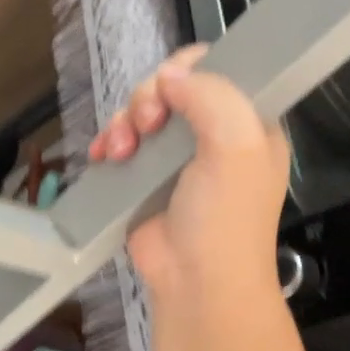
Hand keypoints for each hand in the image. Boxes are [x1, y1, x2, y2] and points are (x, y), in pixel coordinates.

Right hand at [88, 45, 288, 303]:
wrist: (195, 280)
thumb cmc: (224, 216)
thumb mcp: (236, 146)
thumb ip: (211, 98)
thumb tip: (167, 77)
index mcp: (248, 121)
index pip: (219, 70)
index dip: (188, 70)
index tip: (170, 90)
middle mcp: (211, 134)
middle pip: (170, 88)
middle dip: (147, 99)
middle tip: (144, 126)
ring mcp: (173, 158)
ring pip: (139, 115)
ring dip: (122, 125)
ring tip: (119, 151)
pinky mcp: (142, 179)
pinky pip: (119, 144)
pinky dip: (106, 144)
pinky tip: (101, 157)